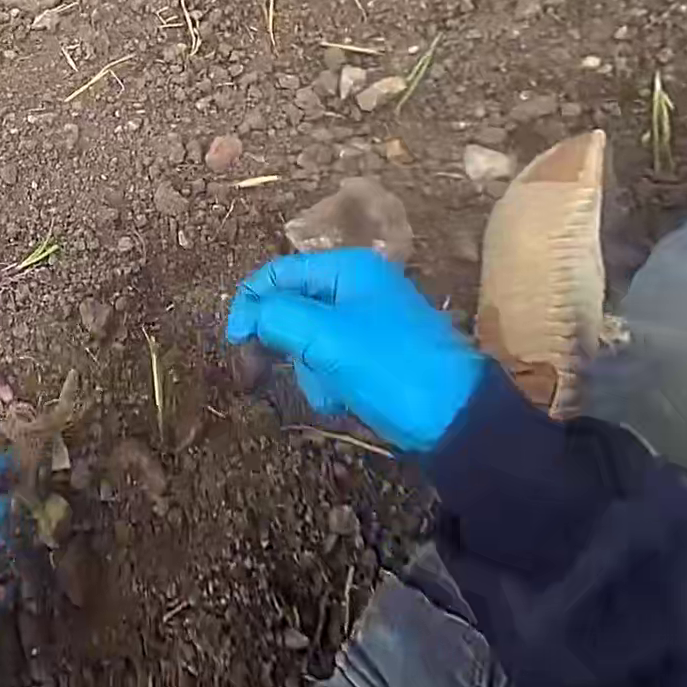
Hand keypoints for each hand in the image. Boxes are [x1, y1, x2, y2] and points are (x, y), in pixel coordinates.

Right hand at [225, 248, 483, 451]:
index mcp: (346, 269)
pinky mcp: (367, 354)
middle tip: (256, 372)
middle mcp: (353, 288)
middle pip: (291, 306)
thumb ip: (277, 315)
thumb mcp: (326, 336)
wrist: (452, 417)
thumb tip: (246, 314)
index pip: (280, 273)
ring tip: (328, 388)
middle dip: (282, 342)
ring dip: (308, 367)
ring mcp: (362, 322)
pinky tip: (341, 398)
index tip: (234, 340)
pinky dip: (326, 381)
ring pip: (306, 339)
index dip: (251, 301)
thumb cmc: (388, 365)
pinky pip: (327, 360)